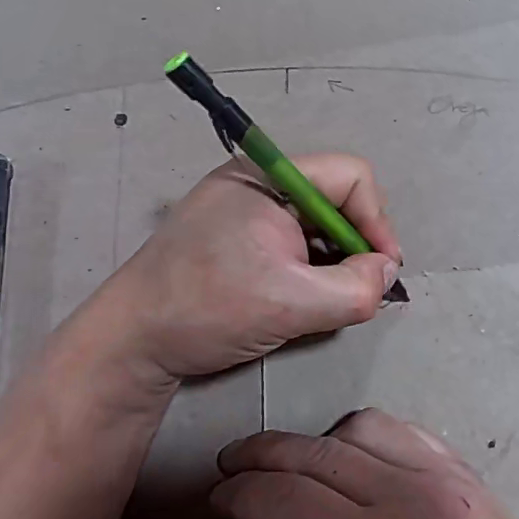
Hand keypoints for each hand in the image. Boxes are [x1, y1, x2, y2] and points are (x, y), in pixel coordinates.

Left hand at [101, 153, 402, 379]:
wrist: (131, 341)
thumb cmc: (205, 309)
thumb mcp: (292, 304)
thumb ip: (355, 288)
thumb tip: (387, 272)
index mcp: (267, 179)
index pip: (350, 177)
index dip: (376, 221)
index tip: (382, 269)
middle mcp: (256, 184)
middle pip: (334, 198)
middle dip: (354, 245)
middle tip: (357, 289)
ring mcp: (242, 210)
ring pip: (313, 224)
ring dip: (331, 261)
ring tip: (327, 300)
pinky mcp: (234, 237)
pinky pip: (290, 241)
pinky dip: (307, 269)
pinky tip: (301, 299)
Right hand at [212, 410, 518, 518]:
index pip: (280, 498)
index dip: (237, 495)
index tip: (217, 499)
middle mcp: (413, 501)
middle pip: (312, 452)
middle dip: (261, 458)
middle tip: (233, 472)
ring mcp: (450, 483)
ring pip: (359, 427)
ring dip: (316, 444)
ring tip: (292, 474)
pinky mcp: (472, 482)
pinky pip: (406, 433)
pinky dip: (366, 440)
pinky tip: (351, 465)